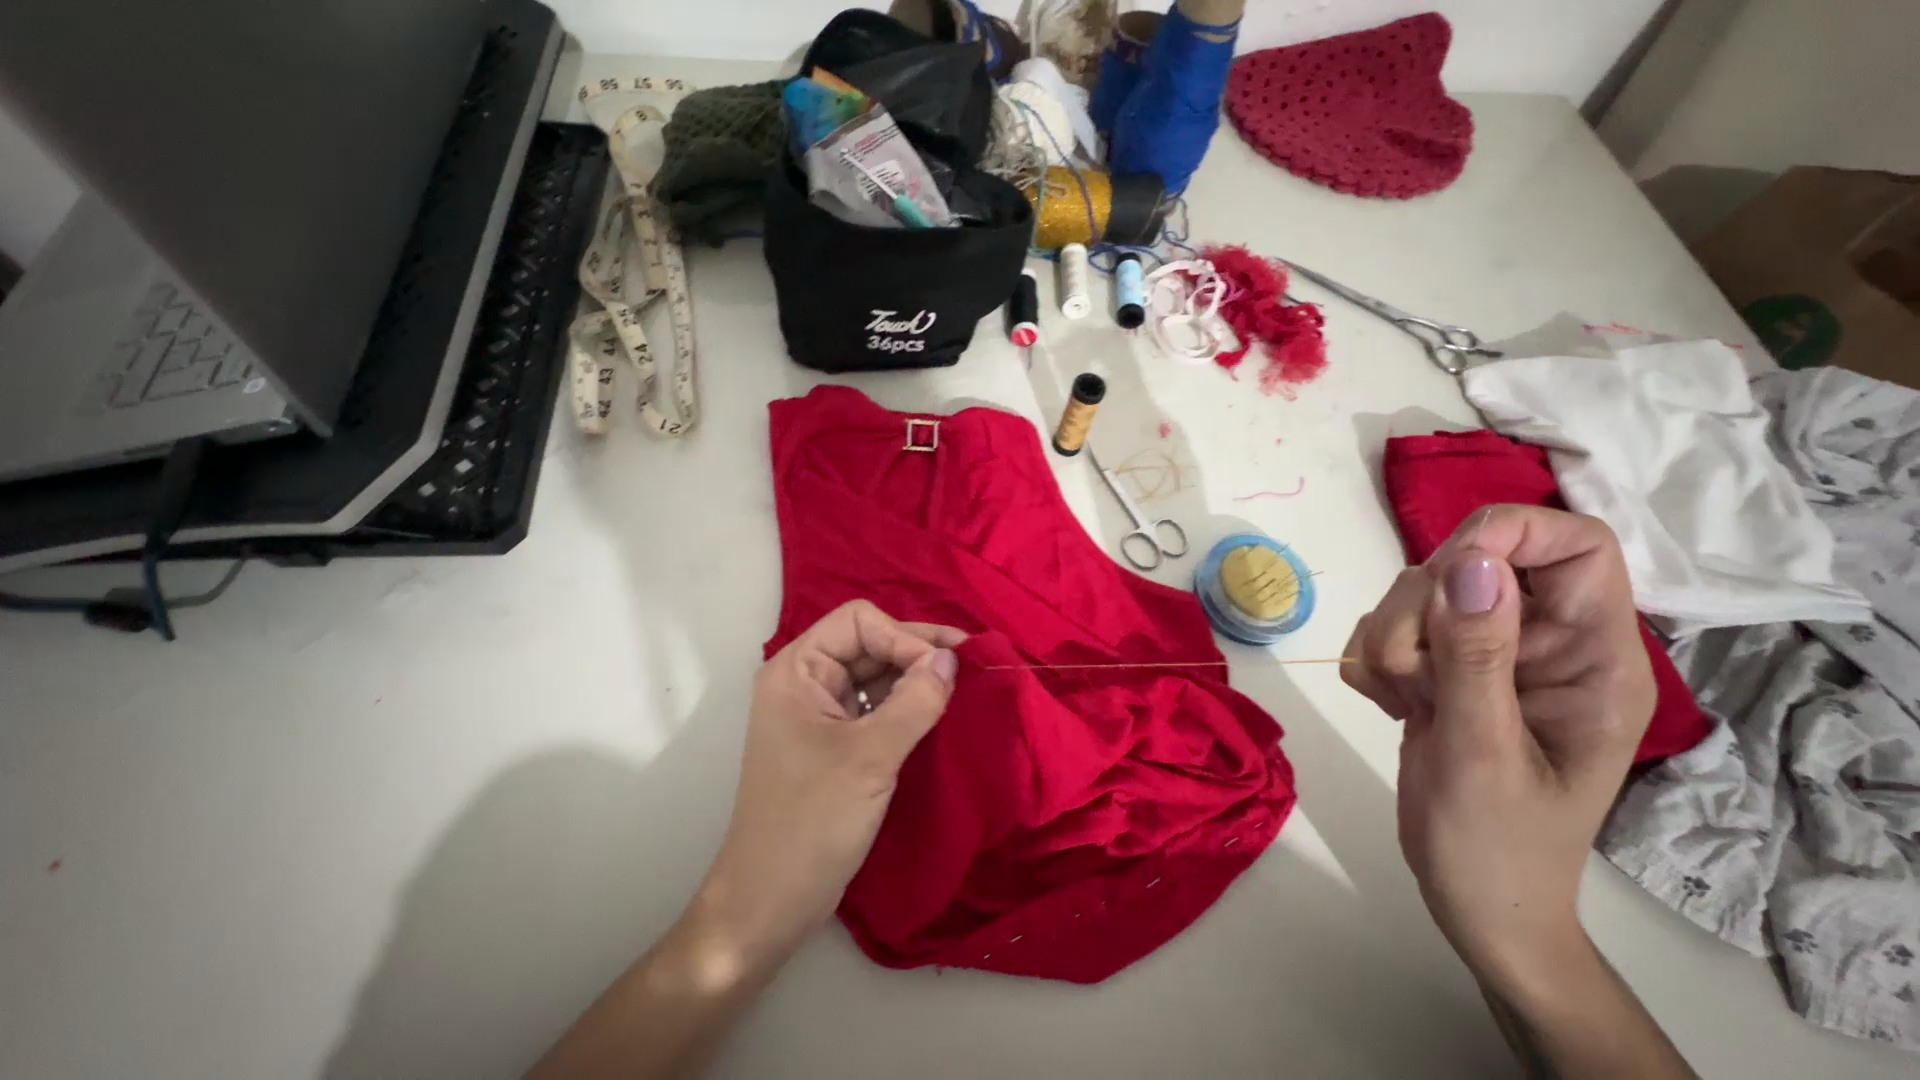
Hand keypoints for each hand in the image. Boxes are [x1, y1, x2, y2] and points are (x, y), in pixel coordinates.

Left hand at [698, 600, 963, 955]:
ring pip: (875, 677)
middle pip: (868, 644)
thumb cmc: (812, 821)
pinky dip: (907, 707)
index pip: (859, 622)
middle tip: (971, 664)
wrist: (771, 900)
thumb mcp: (870, 757)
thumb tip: (950, 658)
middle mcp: (804, 684)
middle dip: (916, 651)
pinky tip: (938, 716)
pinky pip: (876, 709)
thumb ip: (915, 701)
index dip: (904, 636)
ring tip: (961, 689)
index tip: (942, 671)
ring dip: (915, 679)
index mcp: (796, 671)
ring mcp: (818, 716)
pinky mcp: (834, 746)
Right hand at [1342, 505, 1654, 991]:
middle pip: (1472, 563)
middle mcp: (1542, 644)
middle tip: (1414, 679)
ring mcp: (1488, 657)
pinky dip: (1373, 664)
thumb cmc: (1498, 846)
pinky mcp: (1441, 672)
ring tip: (1407, 705)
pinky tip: (1393, 709)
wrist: (1474, 905)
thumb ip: (1478, 653)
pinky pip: (1387, 629)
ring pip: (1417, 594)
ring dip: (1389, 644)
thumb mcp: (1484, 751)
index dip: (1511, 533)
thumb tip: (1473, 560)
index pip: (1575, 544)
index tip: (1447, 571)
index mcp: (1591, 657)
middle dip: (1420, 613)